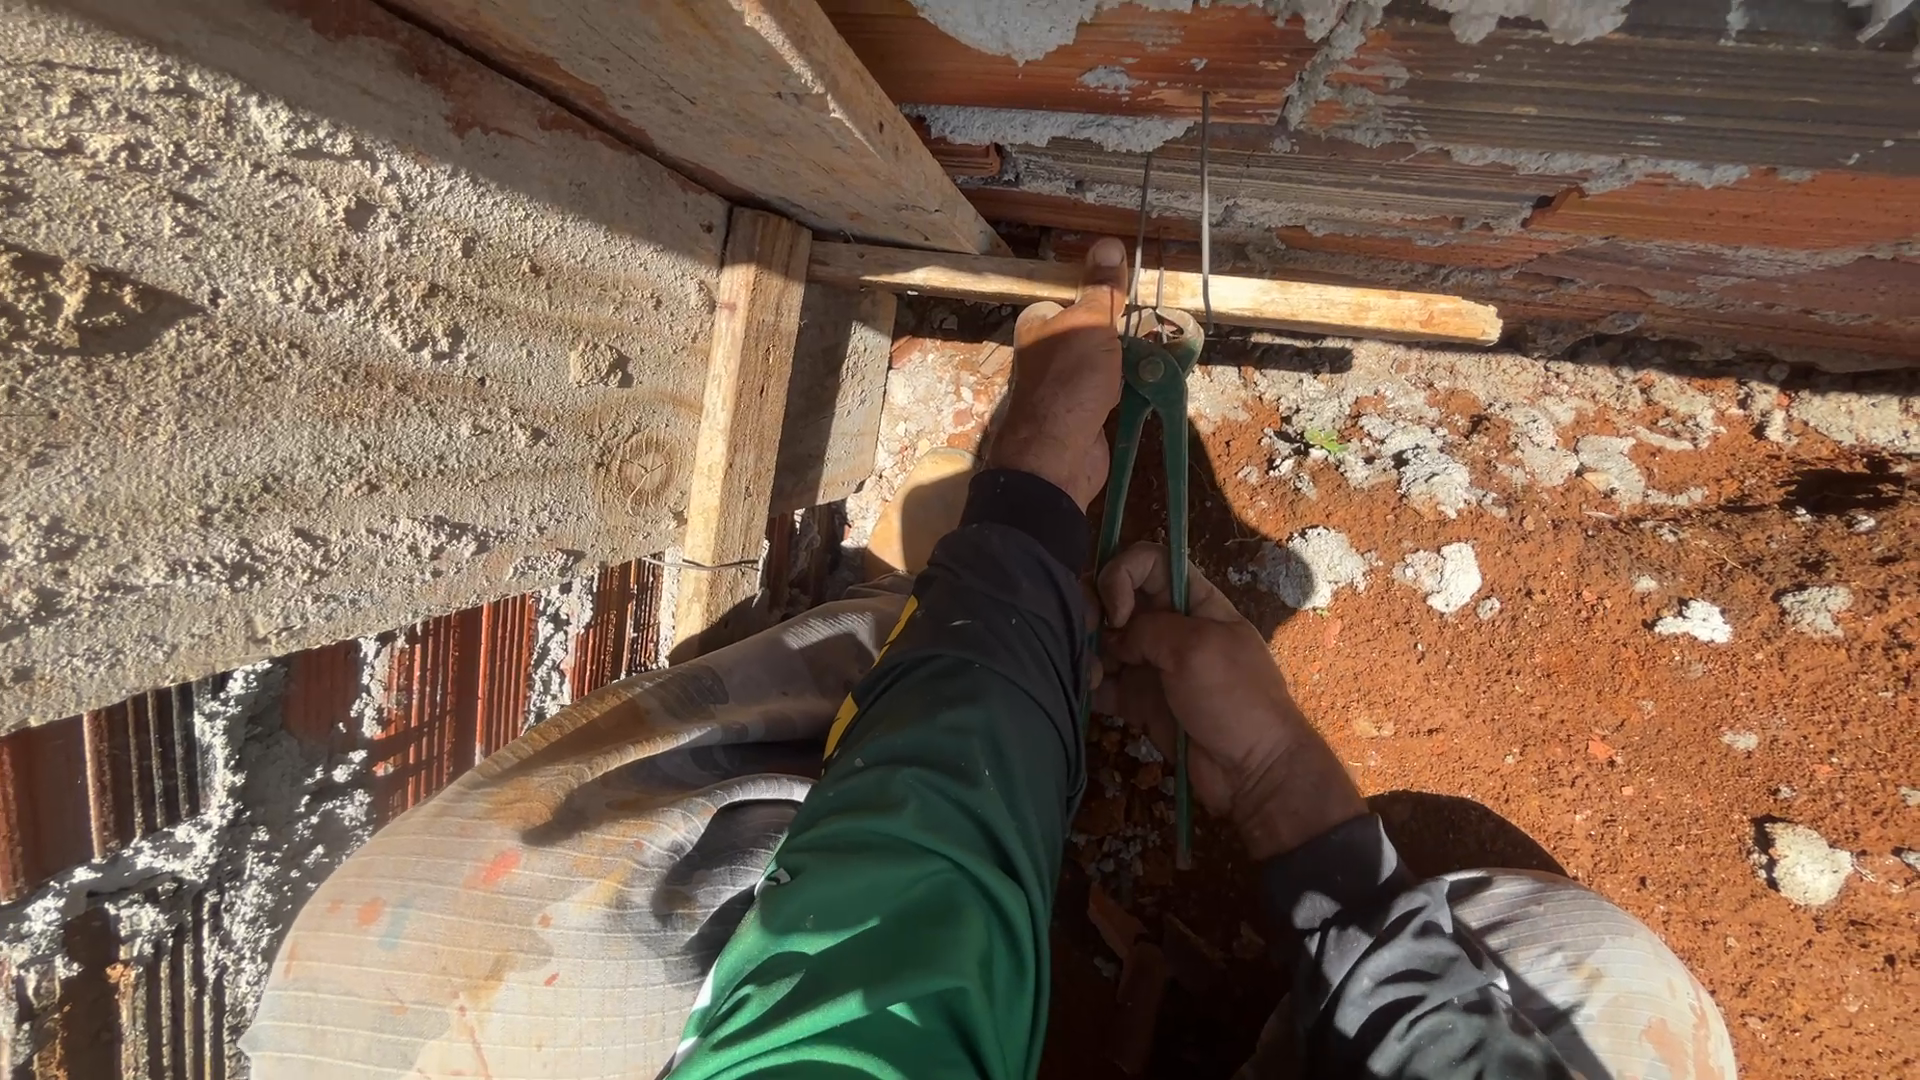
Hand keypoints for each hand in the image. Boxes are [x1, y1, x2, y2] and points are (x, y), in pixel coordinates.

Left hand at [987, 237, 1127, 509]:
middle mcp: (1046, 355)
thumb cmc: (1069, 379)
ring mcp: (1064, 387)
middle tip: (1152, 324)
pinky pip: (1113, 392)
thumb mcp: (1090, 322)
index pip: (1069, 300)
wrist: (1059, 453)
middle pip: (1091, 333)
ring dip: (1130, 362)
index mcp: (1038, 326)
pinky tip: (1151, 383)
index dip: (1098, 299)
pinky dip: (1131, 389)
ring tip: (1160, 351)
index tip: (1129, 294)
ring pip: (1105, 364)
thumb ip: (1102, 288)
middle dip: (1120, 332)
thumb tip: (1108, 242)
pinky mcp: (1084, 414)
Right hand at [1092, 543, 1366, 859]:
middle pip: (1115, 597)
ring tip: (1091, 674)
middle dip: (1094, 610)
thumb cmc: (1235, 699)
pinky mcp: (1136, 699)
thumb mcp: (1197, 647)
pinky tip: (1087, 691)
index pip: (1147, 561)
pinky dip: (1087, 682)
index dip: (1123, 575)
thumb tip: (1114, 636)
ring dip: (1087, 649)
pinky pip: (1100, 681)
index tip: (1120, 613)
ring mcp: (1150, 663)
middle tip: (1088, 636)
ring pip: (1101, 638)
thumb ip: (1148, 628)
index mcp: (1193, 601)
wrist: (1253, 774)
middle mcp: (1167, 625)